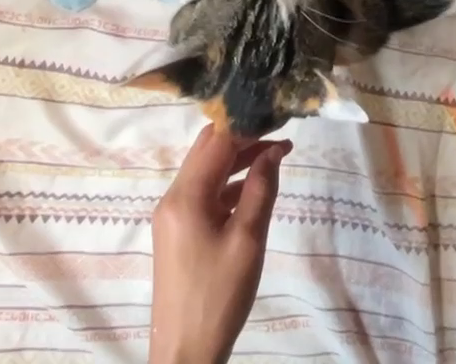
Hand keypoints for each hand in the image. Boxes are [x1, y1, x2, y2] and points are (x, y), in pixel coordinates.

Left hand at [149, 125, 291, 363]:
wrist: (185, 352)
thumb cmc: (219, 295)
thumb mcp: (248, 239)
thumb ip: (261, 188)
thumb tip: (273, 150)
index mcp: (186, 196)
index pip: (217, 140)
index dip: (248, 124)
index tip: (279, 115)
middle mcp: (173, 198)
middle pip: (208, 150)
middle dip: (244, 136)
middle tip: (281, 132)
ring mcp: (173, 216)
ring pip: (207, 170)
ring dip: (239, 159)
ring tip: (279, 155)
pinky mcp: (178, 232)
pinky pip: (205, 193)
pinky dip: (231, 183)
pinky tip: (257, 186)